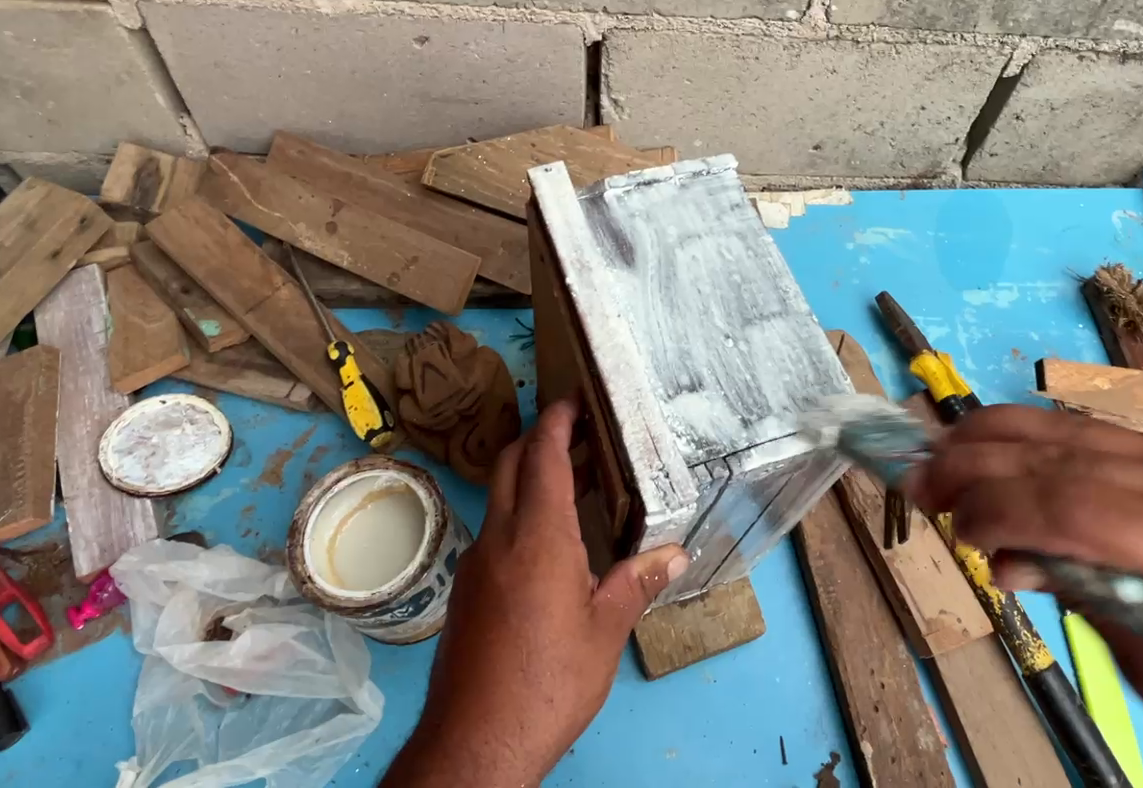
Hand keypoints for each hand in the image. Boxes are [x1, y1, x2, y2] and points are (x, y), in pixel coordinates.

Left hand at [383, 400, 689, 787]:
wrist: (475, 743)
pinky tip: (550, 545)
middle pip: (511, 464)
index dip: (558, 421)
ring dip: (532, 479)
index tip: (574, 398)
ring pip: (500, 498)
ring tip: (576, 484)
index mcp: (538, 537)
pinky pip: (495, 532)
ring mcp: (475, 564)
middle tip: (580, 434)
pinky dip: (521, 515)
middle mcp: (499, 538)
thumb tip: (676, 553)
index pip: (544, 457)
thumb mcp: (605, 632)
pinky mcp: (466, 591)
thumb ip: (636, 583)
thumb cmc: (549, 682)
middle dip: (541, 439)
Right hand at [908, 404, 1142, 787]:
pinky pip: (1103, 435)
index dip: (1000, 505)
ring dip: (1000, 437)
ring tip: (943, 453)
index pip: (1079, 503)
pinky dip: (1040, 440)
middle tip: (919, 477)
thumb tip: (1003, 555)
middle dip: (981, 460)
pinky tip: (1002, 450)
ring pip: (1080, 429)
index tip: (950, 525)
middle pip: (1069, 452)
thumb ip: (1080, 597)